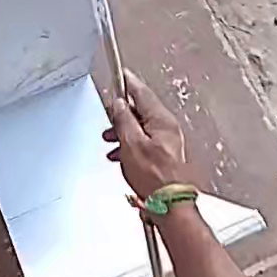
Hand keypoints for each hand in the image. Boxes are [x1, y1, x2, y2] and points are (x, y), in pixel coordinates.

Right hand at [102, 69, 192, 199]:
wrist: (168, 202)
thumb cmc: (155, 176)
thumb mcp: (131, 143)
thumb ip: (123, 120)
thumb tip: (119, 105)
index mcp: (161, 120)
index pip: (142, 93)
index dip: (128, 83)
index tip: (121, 74)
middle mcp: (167, 128)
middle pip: (140, 110)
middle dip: (121, 113)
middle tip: (109, 115)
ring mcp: (166, 141)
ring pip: (140, 127)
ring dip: (122, 131)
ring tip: (110, 138)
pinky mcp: (163, 154)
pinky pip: (142, 141)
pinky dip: (128, 143)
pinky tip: (119, 153)